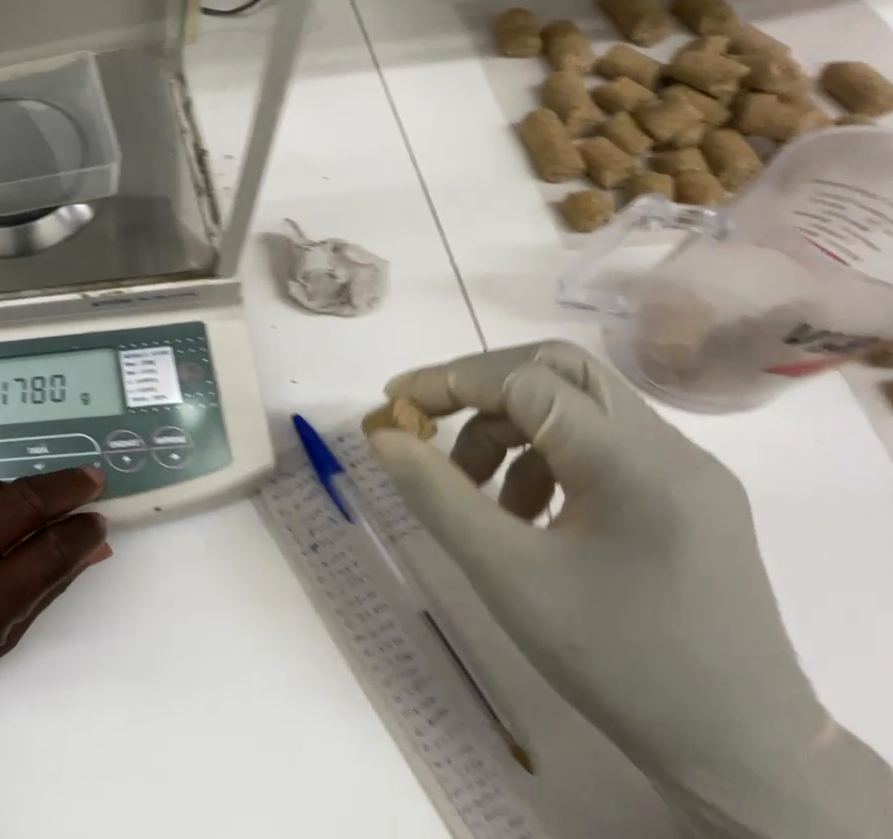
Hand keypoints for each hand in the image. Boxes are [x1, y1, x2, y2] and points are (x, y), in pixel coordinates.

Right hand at [369, 342, 890, 838]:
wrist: (735, 746)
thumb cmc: (611, 655)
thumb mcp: (503, 572)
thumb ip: (434, 492)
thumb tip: (382, 436)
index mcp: (636, 462)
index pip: (527, 380)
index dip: (448, 382)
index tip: (391, 409)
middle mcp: (671, 449)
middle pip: (562, 372)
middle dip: (481, 388)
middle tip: (426, 423)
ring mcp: (687, 474)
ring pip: (579, 407)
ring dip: (508, 429)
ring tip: (471, 490)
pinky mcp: (689, 501)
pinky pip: (601, 448)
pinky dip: (543, 459)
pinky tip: (521, 514)